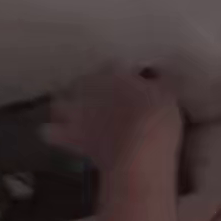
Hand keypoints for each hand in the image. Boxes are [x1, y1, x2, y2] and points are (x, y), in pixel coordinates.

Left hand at [41, 69, 182, 170]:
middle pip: (83, 81)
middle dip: (90, 86)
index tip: (135, 79)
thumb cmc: (157, 121)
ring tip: (74, 111)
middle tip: (103, 95)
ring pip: (59, 102)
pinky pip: (50, 132)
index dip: (125, 71)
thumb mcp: (170, 96)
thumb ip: (165, 81)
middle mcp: (90, 89)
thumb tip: (165, 70)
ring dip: (65, 105)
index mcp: (115, 74)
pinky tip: (61, 134)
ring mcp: (78, 113)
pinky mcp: (71, 137)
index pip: (116, 64)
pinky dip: (54, 132)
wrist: (138, 156)